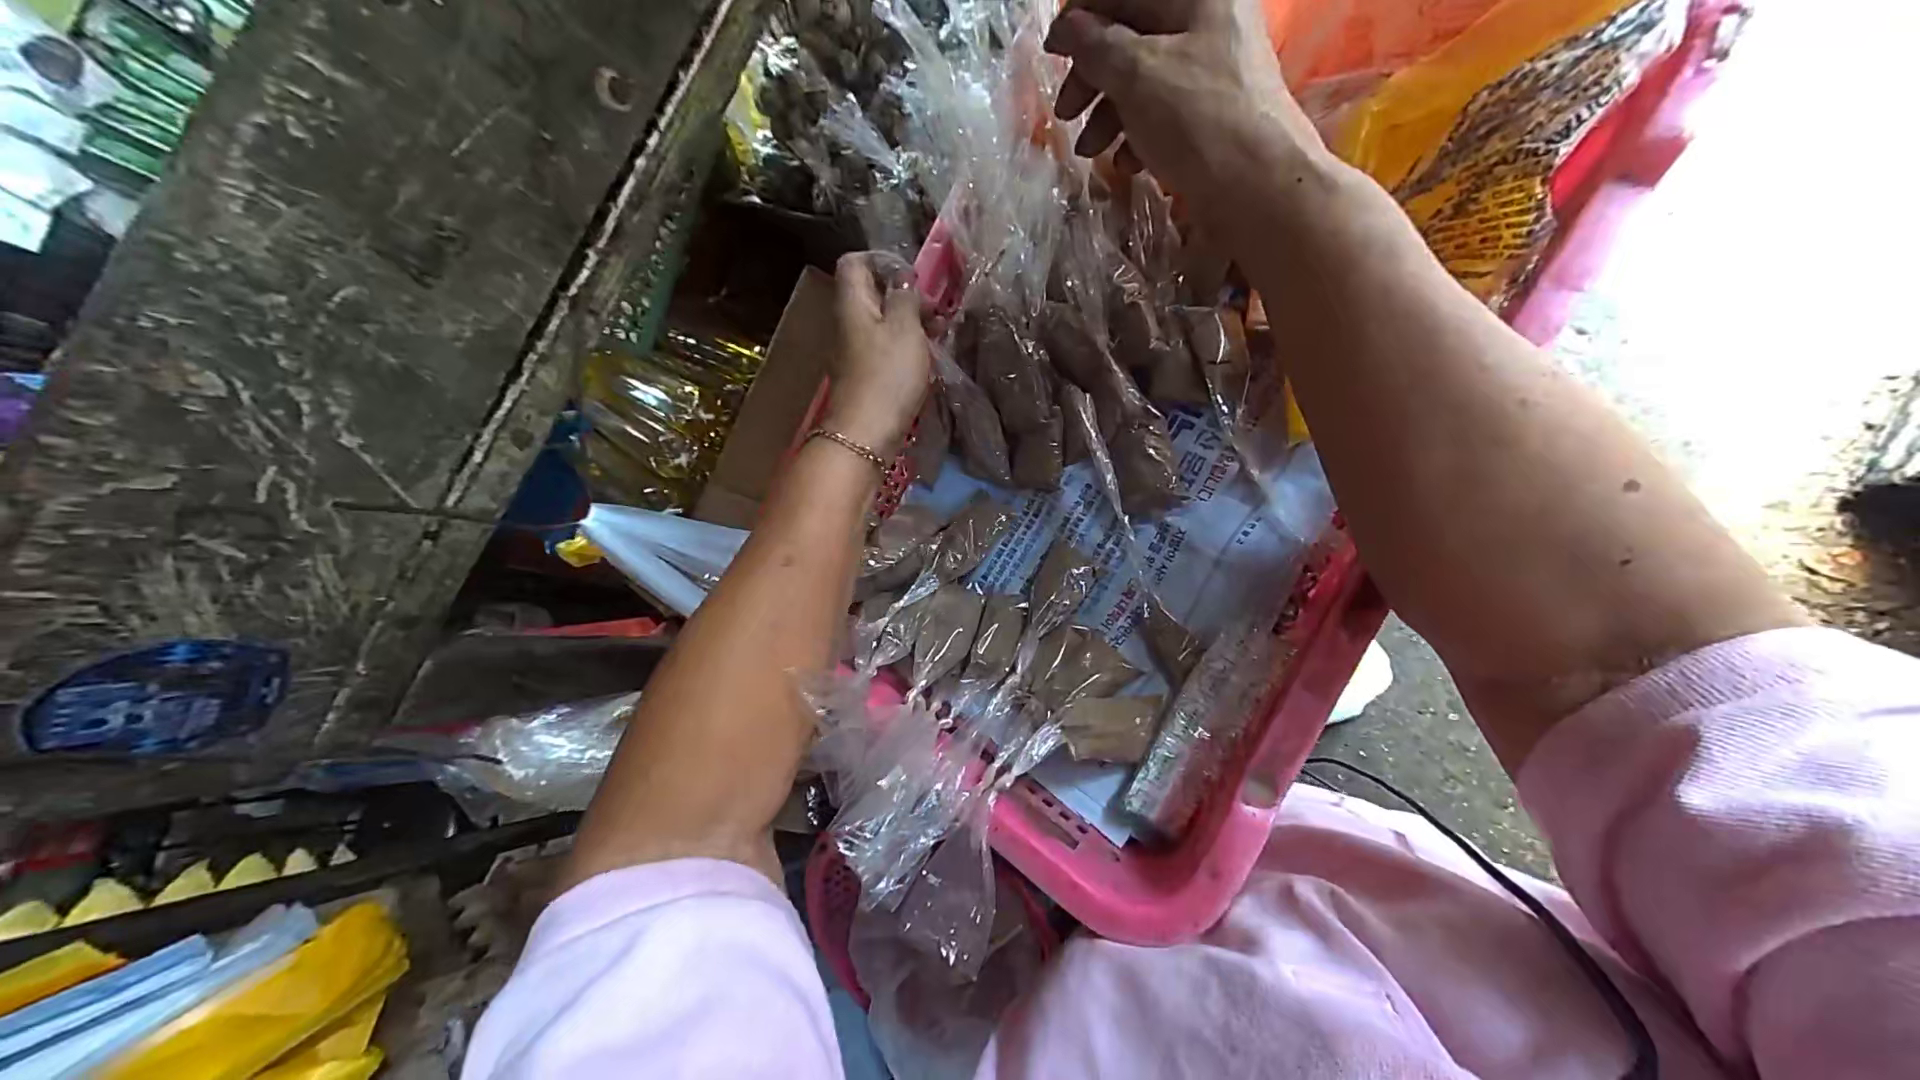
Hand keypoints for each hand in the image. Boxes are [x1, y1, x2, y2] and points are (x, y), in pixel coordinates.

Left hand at [826, 252, 930, 455]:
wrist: (866, 435)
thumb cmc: (887, 376)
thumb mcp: (905, 328)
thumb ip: (905, 297)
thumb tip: (902, 279)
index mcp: (852, 303)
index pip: (855, 262)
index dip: (883, 261)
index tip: (913, 277)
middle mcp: (848, 323)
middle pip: (873, 294)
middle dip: (905, 296)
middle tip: (935, 312)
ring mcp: (855, 351)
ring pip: (883, 323)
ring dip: (910, 324)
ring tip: (938, 335)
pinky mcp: (866, 375)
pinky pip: (885, 349)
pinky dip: (906, 347)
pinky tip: (926, 359)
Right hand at [1046, 0, 1328, 233]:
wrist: (1259, 188)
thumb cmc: (1197, 120)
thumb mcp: (1136, 74)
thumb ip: (1095, 46)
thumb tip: (1067, 29)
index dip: (1081, 20)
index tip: (1052, 55)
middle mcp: (1207, 23)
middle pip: (1131, 38)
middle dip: (1092, 77)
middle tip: (1066, 114)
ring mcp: (1212, 72)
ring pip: (1143, 81)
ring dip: (1108, 115)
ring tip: (1091, 152)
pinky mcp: (1211, 116)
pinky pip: (1162, 114)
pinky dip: (1137, 136)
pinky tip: (1126, 163)